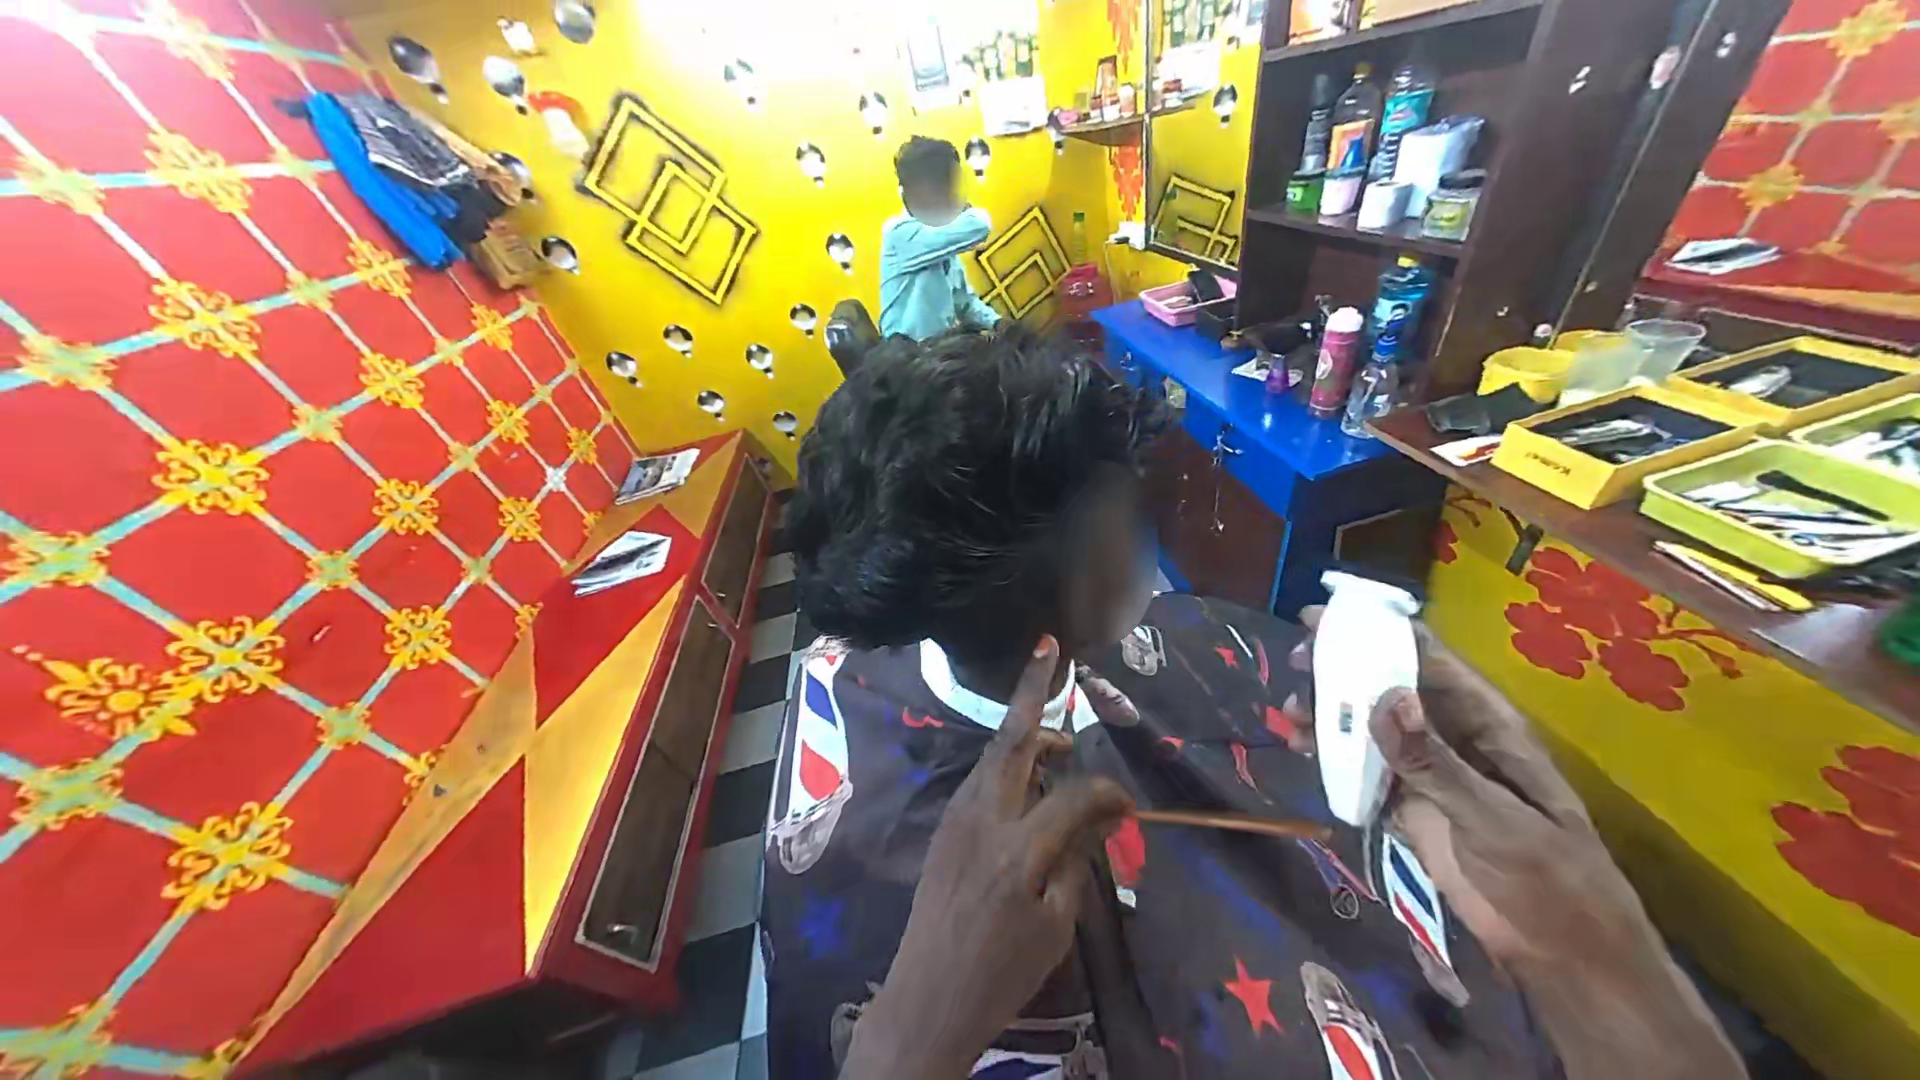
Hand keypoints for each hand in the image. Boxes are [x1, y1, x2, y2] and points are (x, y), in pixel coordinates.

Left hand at [843, 636, 1133, 1079]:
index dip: (1107, 792)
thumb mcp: (1056, 923)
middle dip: (1031, 686)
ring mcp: (958, 813)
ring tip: (1059, 741)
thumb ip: (1079, 855)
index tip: (1128, 804)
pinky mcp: (946, 821)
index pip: (1075, 794)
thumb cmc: (1002, 970)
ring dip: (1025, 731)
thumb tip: (1107, 809)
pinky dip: (1010, 762)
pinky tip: (1029, 779)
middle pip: (1012, 736)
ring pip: (994, 751)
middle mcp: (984, 814)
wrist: (927, 993)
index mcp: (1019, 847)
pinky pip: (983, 775)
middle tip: (1048, 647)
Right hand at [1282, 606, 1617, 965]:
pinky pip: (1360, 766)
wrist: (1561, 956)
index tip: (1329, 618)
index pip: (1429, 661)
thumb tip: (1384, 694)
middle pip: (1388, 687)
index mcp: (1485, 726)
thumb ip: (1435, 760)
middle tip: (1296, 661)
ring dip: (1328, 714)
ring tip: (1290, 714)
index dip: (1380, 633)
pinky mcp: (1406, 802)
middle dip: (1342, 669)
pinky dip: (1329, 754)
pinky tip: (1301, 749)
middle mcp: (1450, 737)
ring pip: (1367, 726)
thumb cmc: (1550, 881)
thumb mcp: (1496, 819)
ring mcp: (1426, 770)